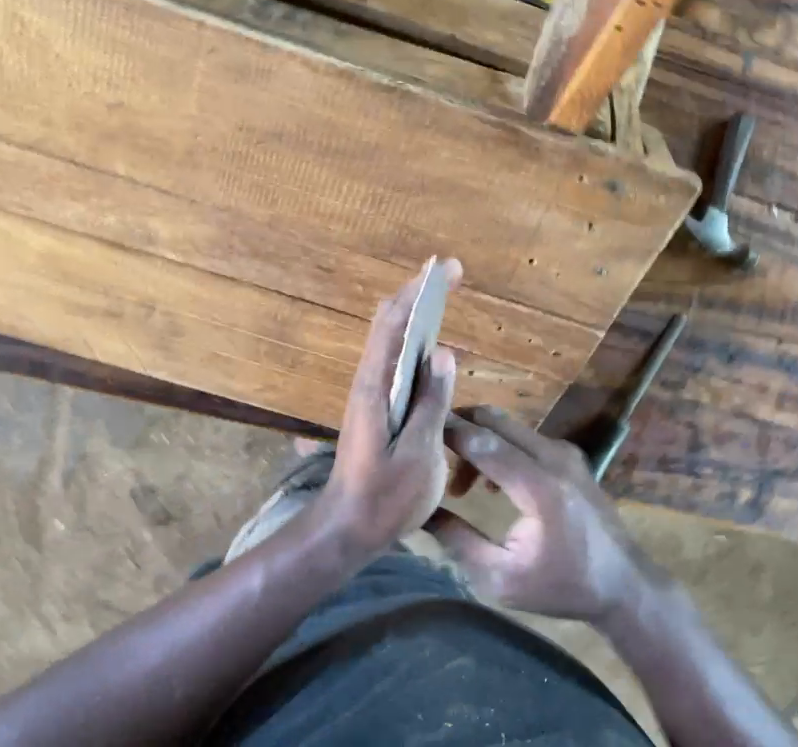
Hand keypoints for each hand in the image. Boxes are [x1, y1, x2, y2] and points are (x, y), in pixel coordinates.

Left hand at [312, 261, 462, 560]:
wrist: (347, 528)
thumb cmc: (384, 498)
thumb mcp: (418, 455)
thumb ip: (432, 403)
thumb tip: (445, 352)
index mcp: (375, 387)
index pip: (394, 324)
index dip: (419, 291)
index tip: (446, 269)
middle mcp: (368, 381)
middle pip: (389, 322)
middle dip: (418, 293)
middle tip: (450, 275)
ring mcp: (370, 393)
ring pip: (390, 339)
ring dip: (415, 313)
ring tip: (443, 298)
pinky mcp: (375, 407)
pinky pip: (395, 360)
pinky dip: (413, 340)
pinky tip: (431, 346)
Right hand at [428, 406, 654, 624]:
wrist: (623, 584)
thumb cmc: (561, 587)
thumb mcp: (501, 578)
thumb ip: (459, 541)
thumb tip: (420, 512)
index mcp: (539, 488)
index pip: (484, 443)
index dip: (448, 433)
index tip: (417, 434)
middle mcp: (554, 458)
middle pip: (495, 421)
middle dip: (459, 429)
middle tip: (430, 452)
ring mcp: (565, 453)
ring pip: (509, 426)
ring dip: (479, 441)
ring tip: (459, 482)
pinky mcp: (570, 456)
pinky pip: (524, 436)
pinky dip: (499, 446)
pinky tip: (489, 483)